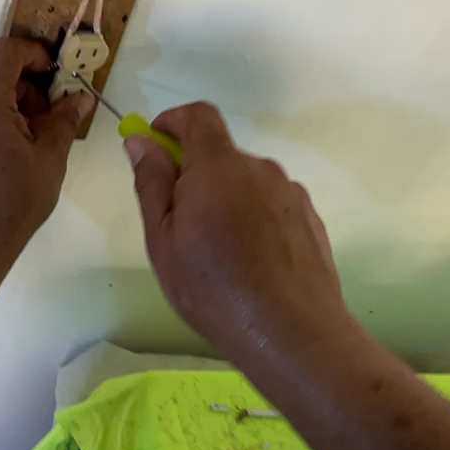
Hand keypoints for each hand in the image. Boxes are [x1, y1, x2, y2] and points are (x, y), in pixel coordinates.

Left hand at [0, 38, 92, 250]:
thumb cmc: (15, 200)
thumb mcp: (50, 157)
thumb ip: (64, 119)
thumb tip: (80, 97)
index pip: (5, 52)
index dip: (34, 53)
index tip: (56, 73)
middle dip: (30, 84)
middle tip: (56, 112)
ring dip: (17, 102)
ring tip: (40, 135)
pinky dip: (1, 117)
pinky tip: (20, 147)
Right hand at [124, 103, 355, 357]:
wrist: (291, 333)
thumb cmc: (212, 286)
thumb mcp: (162, 238)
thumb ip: (152, 182)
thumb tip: (140, 140)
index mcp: (218, 167)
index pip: (198, 116)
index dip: (172, 121)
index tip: (156, 145)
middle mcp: (259, 168)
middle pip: (220, 154)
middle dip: (195, 175)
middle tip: (180, 224)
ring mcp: (290, 193)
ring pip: (246, 182)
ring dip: (226, 199)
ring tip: (218, 253)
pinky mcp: (309, 219)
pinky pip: (270, 204)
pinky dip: (252, 219)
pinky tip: (249, 262)